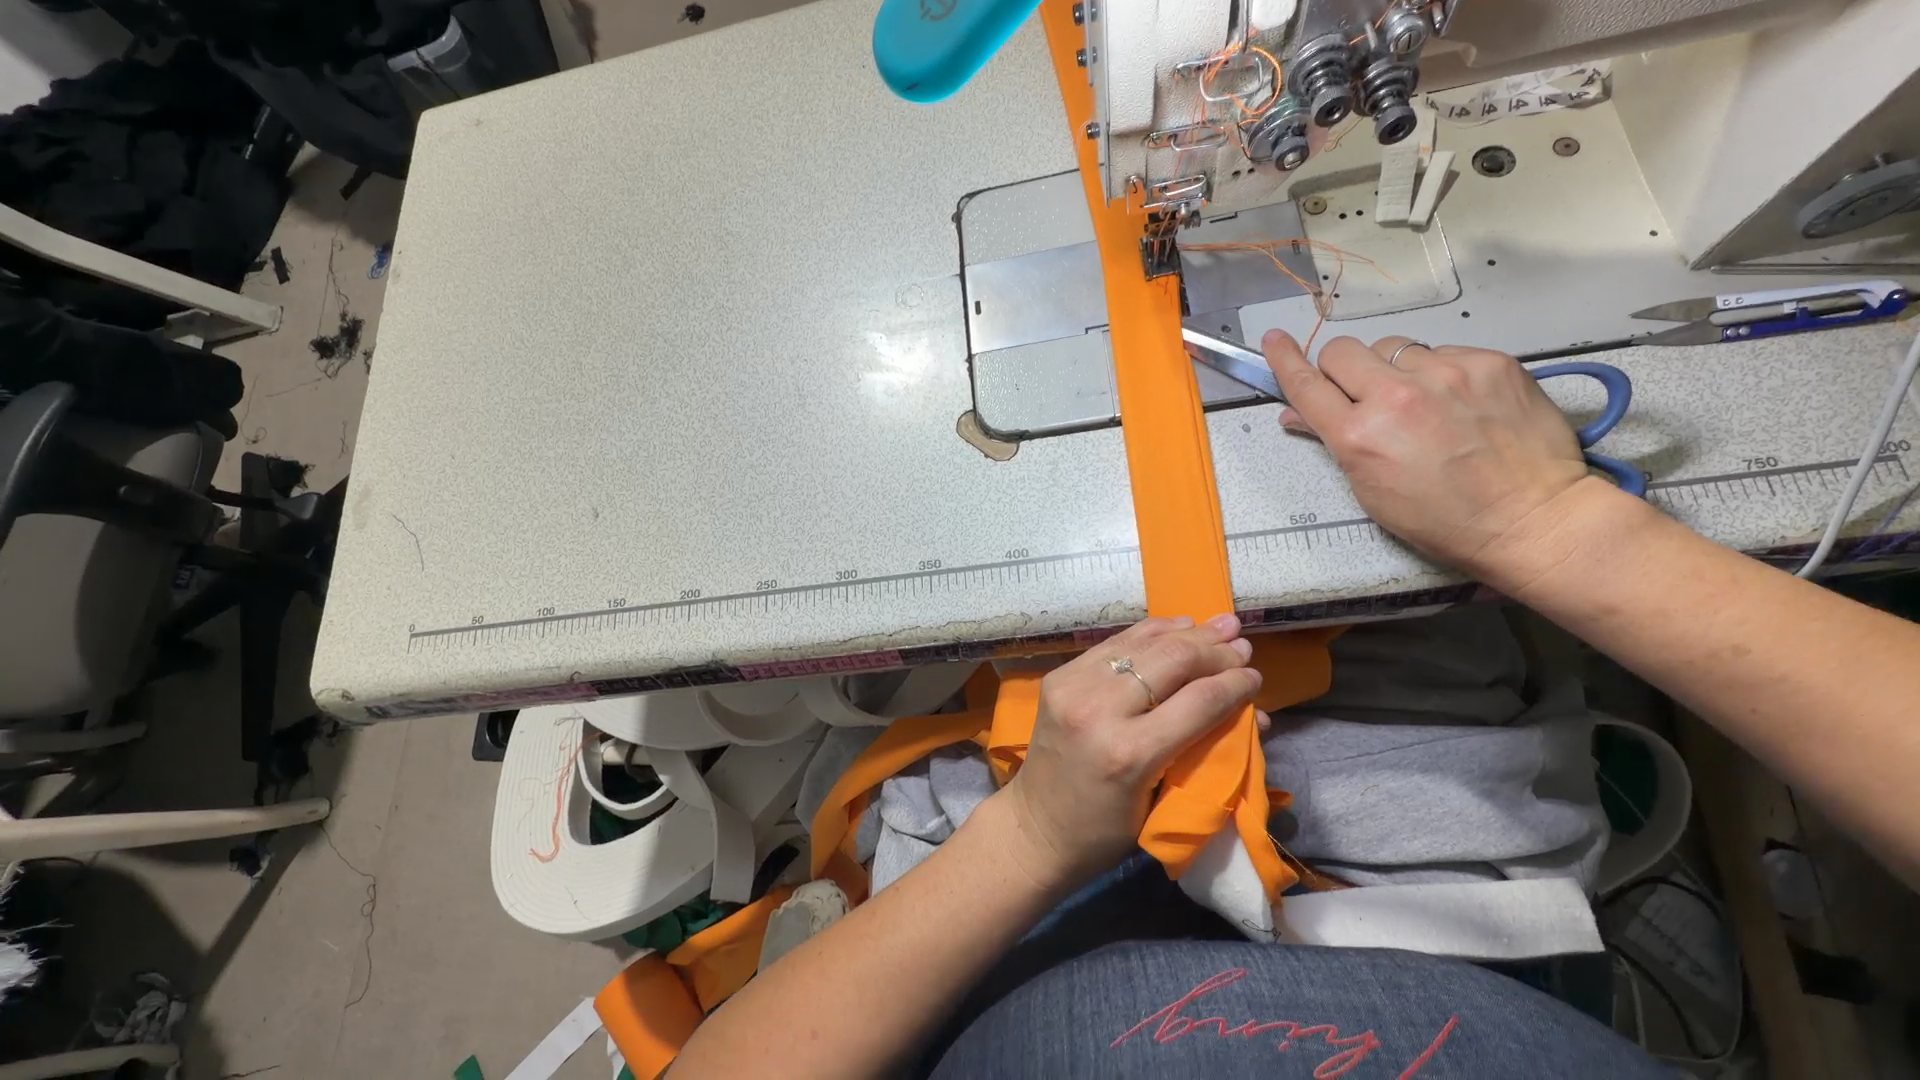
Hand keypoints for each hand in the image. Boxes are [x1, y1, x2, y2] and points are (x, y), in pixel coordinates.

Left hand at [997, 614, 1262, 889]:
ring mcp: (1073, 687)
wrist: (1036, 827)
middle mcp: (1100, 711)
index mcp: (1131, 754)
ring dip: (1187, 633)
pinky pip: (1114, 644)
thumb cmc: (1107, 832)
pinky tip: (1178, 626)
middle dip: (1214, 652)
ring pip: (1143, 644)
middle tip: (1242, 647)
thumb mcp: (1165, 802)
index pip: (1199, 702)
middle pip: (1173, 661)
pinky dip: (1151, 633)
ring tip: (1222, 625)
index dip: (1234, 684)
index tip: (1256, 677)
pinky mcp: (1059, 677)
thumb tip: (1256, 716)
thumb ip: (1207, 754)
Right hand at [1262, 331, 1596, 573]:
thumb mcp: (1372, 490)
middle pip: (1343, 351)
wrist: (1531, 519)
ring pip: (1394, 348)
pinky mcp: (1489, 362)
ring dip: (1396, 370)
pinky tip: (1461, 403)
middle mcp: (1397, 397)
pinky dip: (1442, 373)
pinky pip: (1444, 352)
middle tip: (1363, 393)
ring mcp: (1446, 373)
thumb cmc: (1443, 520)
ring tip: (1423, 403)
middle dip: (1344, 369)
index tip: (1274, 341)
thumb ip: (1335, 443)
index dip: (1285, 360)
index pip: (1307, 384)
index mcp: (1360, 436)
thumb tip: (1298, 415)